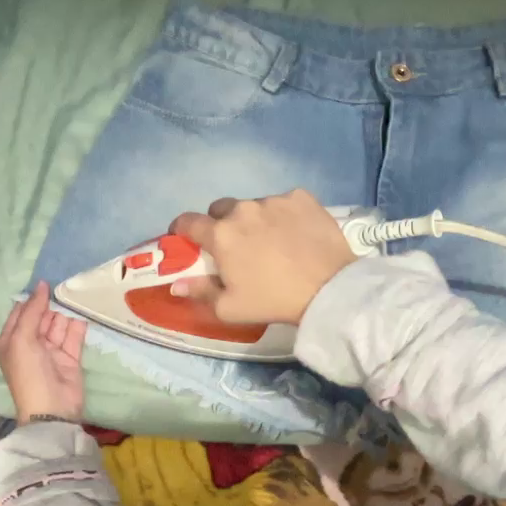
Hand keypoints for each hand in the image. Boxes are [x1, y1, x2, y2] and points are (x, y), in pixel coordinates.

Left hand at [0, 282, 87, 423]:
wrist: (52, 409)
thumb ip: (31, 312)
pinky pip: (73, 337)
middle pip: (41, 317)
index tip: (45, 281)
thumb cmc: (29, 373)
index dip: (31, 298)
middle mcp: (30, 344)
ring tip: (76, 292)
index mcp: (12, 341)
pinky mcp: (70, 358)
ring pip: (58, 325)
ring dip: (65, 311)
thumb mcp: (21, 339)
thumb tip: (41, 286)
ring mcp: (51, 352)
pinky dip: (78, 324)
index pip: (21, 313)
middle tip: (65, 284)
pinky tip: (83, 309)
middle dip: (51, 303)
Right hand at [167, 189, 357, 325]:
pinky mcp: (301, 197)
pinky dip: (283, 215)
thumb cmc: (272, 301)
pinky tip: (294, 235)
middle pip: (221, 210)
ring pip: (254, 206)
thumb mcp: (230, 308)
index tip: (188, 241)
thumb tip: (177, 283)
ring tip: (272, 242)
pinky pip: (283, 203)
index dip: (183, 230)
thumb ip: (200, 292)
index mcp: (220, 234)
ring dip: (255, 220)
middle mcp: (243, 209)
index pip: (188, 221)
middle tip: (236, 247)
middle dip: (222, 224)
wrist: (328, 289)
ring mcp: (274, 200)